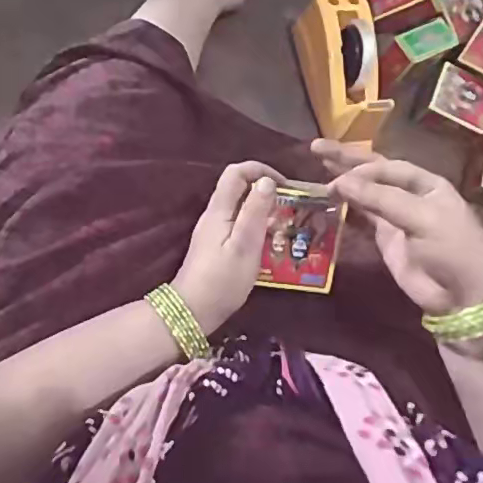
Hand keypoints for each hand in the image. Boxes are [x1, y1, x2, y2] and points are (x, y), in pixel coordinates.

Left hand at [172, 161, 283, 332]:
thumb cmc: (222, 280)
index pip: (236, 172)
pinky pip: (237, 225)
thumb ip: (255, 212)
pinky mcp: (214, 246)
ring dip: (262, 209)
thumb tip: (267, 181)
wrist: (192, 311)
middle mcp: (213, 216)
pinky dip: (255, 226)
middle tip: (289, 206)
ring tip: (284, 225)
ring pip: (239, 207)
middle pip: (238, 188)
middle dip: (265, 190)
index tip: (285, 185)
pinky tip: (268, 243)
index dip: (261, 170)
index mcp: (219, 210)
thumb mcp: (244, 245)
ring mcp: (212, 231)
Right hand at [313, 140, 482, 315]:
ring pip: (364, 193)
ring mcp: (395, 217)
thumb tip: (339, 183)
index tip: (338, 176)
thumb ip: (381, 199)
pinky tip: (327, 201)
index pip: (388, 167)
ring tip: (316, 167)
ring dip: (342, 182)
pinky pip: (360, 217)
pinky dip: (343, 208)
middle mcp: (409, 195)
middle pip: (373, 172)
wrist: (460, 294)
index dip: (362, 168)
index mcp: (426, 183)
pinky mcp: (384, 238)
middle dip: (345, 160)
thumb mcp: (421, 218)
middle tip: (315, 148)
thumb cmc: (451, 248)